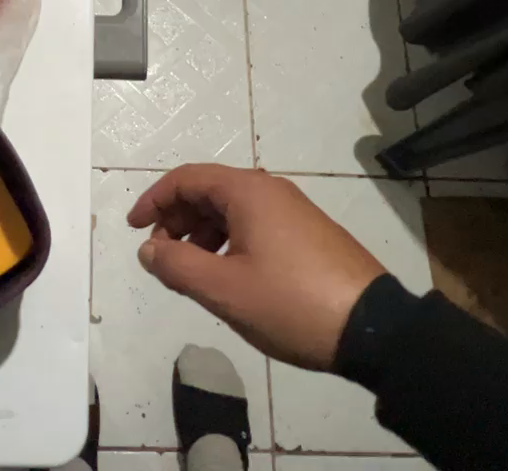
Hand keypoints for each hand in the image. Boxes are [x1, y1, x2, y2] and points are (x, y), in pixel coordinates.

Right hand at [128, 164, 385, 370]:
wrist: (374, 329)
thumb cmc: (291, 301)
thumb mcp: (225, 289)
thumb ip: (178, 265)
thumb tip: (148, 247)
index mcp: (247, 191)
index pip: (186, 178)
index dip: (154, 200)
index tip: (134, 228)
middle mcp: (269, 190)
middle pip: (208, 191)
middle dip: (177, 219)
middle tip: (160, 255)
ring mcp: (292, 210)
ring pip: (232, 210)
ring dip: (202, 234)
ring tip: (191, 273)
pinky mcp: (307, 233)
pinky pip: (254, 224)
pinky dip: (229, 241)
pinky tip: (228, 277)